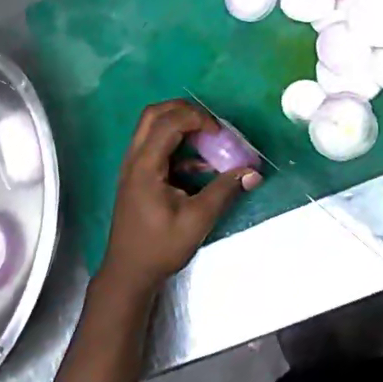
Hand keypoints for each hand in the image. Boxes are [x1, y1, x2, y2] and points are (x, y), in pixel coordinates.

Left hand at [100, 99, 259, 297]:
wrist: (129, 270)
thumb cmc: (160, 246)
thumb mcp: (197, 220)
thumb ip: (223, 192)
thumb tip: (253, 172)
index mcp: (145, 165)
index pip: (168, 123)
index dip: (196, 119)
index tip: (221, 134)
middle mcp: (134, 157)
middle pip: (154, 114)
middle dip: (185, 111)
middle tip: (212, 125)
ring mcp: (133, 165)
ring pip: (152, 128)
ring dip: (180, 126)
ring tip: (209, 140)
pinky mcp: (137, 175)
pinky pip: (155, 146)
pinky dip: (177, 145)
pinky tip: (201, 166)